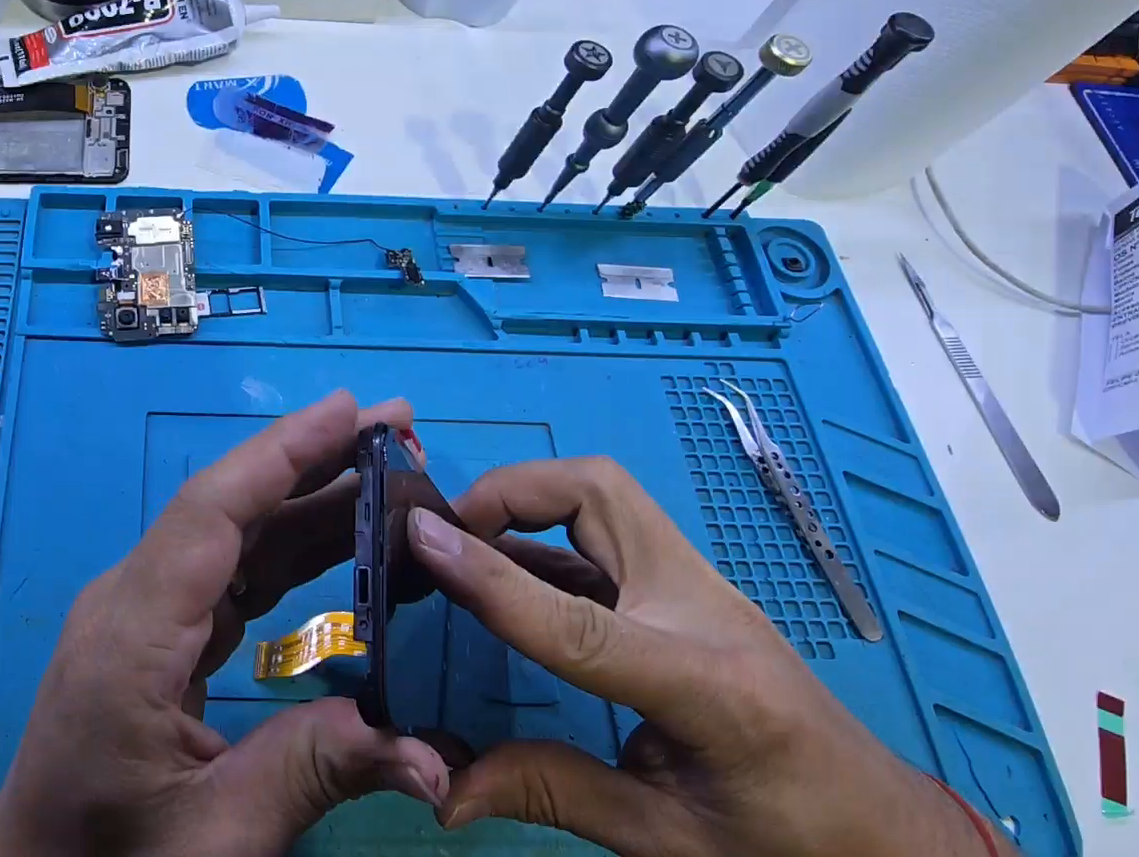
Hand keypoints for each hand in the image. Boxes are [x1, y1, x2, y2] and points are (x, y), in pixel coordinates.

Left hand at [0, 391, 450, 856]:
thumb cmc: (109, 853)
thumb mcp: (214, 834)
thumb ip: (313, 774)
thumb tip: (432, 758)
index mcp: (133, 636)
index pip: (210, 516)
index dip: (281, 455)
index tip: (349, 411)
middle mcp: (134, 599)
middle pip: (228, 508)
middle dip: (313, 460)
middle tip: (399, 429)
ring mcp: (146, 607)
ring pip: (235, 532)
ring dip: (310, 496)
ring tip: (388, 471)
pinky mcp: (162, 625)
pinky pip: (233, 568)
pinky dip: (292, 545)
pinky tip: (344, 538)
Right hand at [407, 457, 1012, 855]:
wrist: (892, 836)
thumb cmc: (790, 846)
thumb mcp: (669, 841)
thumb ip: (551, 794)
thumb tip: (443, 791)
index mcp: (709, 689)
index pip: (577, 621)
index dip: (488, 574)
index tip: (420, 535)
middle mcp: (703, 608)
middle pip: (600, 490)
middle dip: (510, 490)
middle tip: (449, 533)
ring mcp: (698, 587)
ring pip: (602, 494)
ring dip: (524, 501)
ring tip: (466, 542)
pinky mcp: (685, 587)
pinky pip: (600, 535)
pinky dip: (540, 538)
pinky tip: (505, 573)